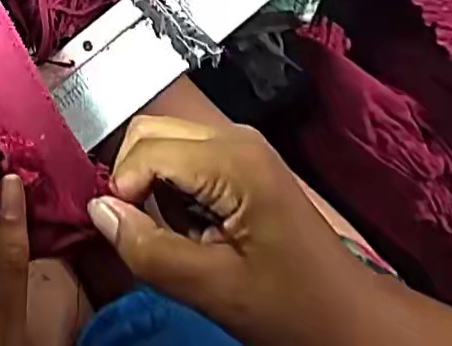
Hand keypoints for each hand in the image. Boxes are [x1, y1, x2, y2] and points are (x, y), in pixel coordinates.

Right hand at [87, 115, 357, 345]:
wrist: (353, 321)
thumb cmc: (292, 309)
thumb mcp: (216, 290)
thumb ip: (150, 249)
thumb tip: (98, 210)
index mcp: (233, 159)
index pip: (147, 148)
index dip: (124, 189)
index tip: (127, 234)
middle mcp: (234, 135)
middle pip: (151, 131)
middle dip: (134, 179)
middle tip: (147, 233)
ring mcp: (239, 142)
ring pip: (163, 139)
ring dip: (153, 183)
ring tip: (179, 235)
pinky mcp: (240, 156)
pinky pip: (184, 153)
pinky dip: (172, 184)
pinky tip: (194, 225)